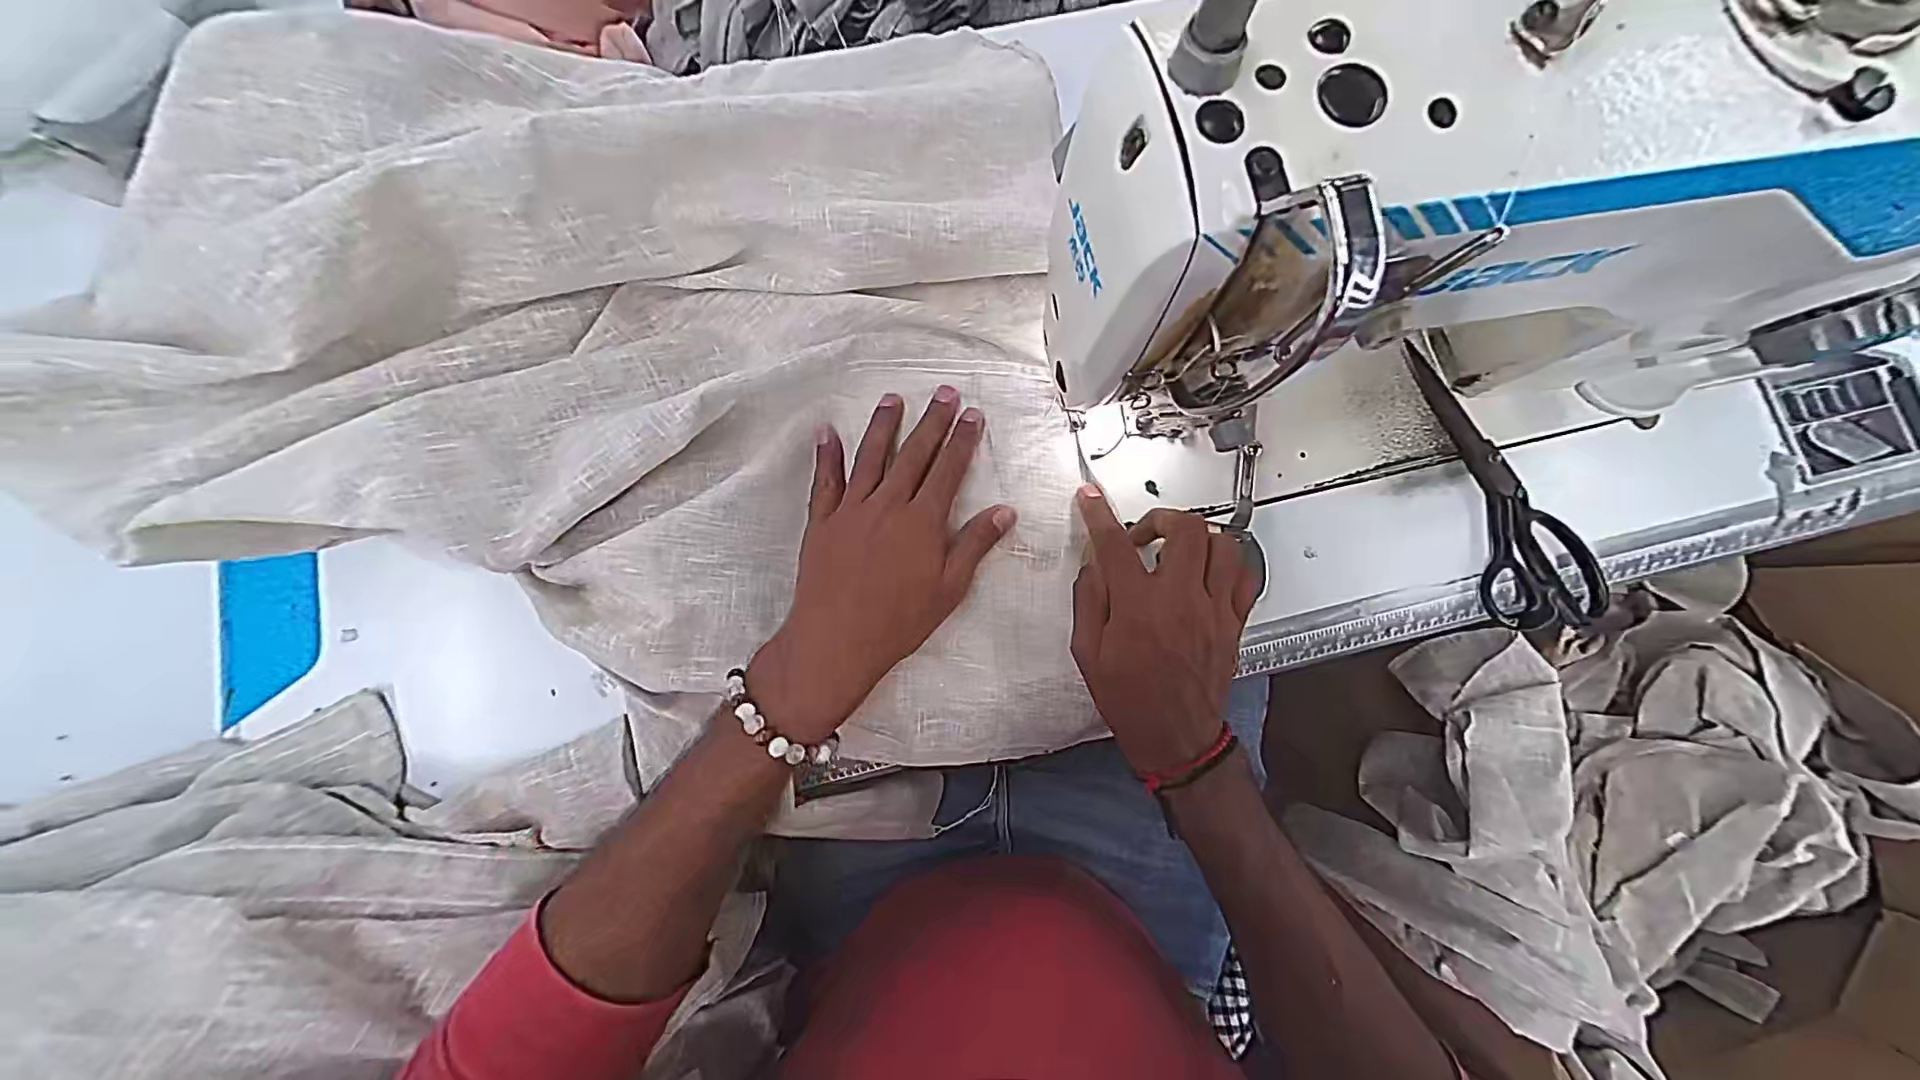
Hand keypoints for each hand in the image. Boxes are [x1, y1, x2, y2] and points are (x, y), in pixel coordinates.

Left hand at [748, 389, 1014, 741]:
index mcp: (922, 521)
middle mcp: (887, 506)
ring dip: (884, 426)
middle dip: (932, 422)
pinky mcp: (822, 522)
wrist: (837, 640)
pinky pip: (825, 481)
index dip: (962, 440)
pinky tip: (827, 432)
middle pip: (914, 454)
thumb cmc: (898, 621)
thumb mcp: (949, 588)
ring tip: (894, 399)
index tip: (972, 415)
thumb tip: (1003, 512)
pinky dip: (826, 455)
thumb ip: (974, 545)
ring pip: (870, 457)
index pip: (948, 470)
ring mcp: (852, 510)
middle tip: (944, 394)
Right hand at [1070, 488, 1257, 774]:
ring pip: (1222, 545)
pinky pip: (1245, 576)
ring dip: (1196, 537)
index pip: (1115, 544)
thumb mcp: (1087, 652)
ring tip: (1177, 550)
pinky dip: (1228, 563)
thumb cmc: (1129, 699)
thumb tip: (1094, 566)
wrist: (1175, 737)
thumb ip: (1088, 600)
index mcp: (1137, 607)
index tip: (1091, 499)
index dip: (1099, 515)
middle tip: (1143, 534)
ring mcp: (1213, 610)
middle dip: (1160, 518)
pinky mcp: (1234, 623)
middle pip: (1184, 529)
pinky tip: (1209, 571)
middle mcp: (1180, 601)